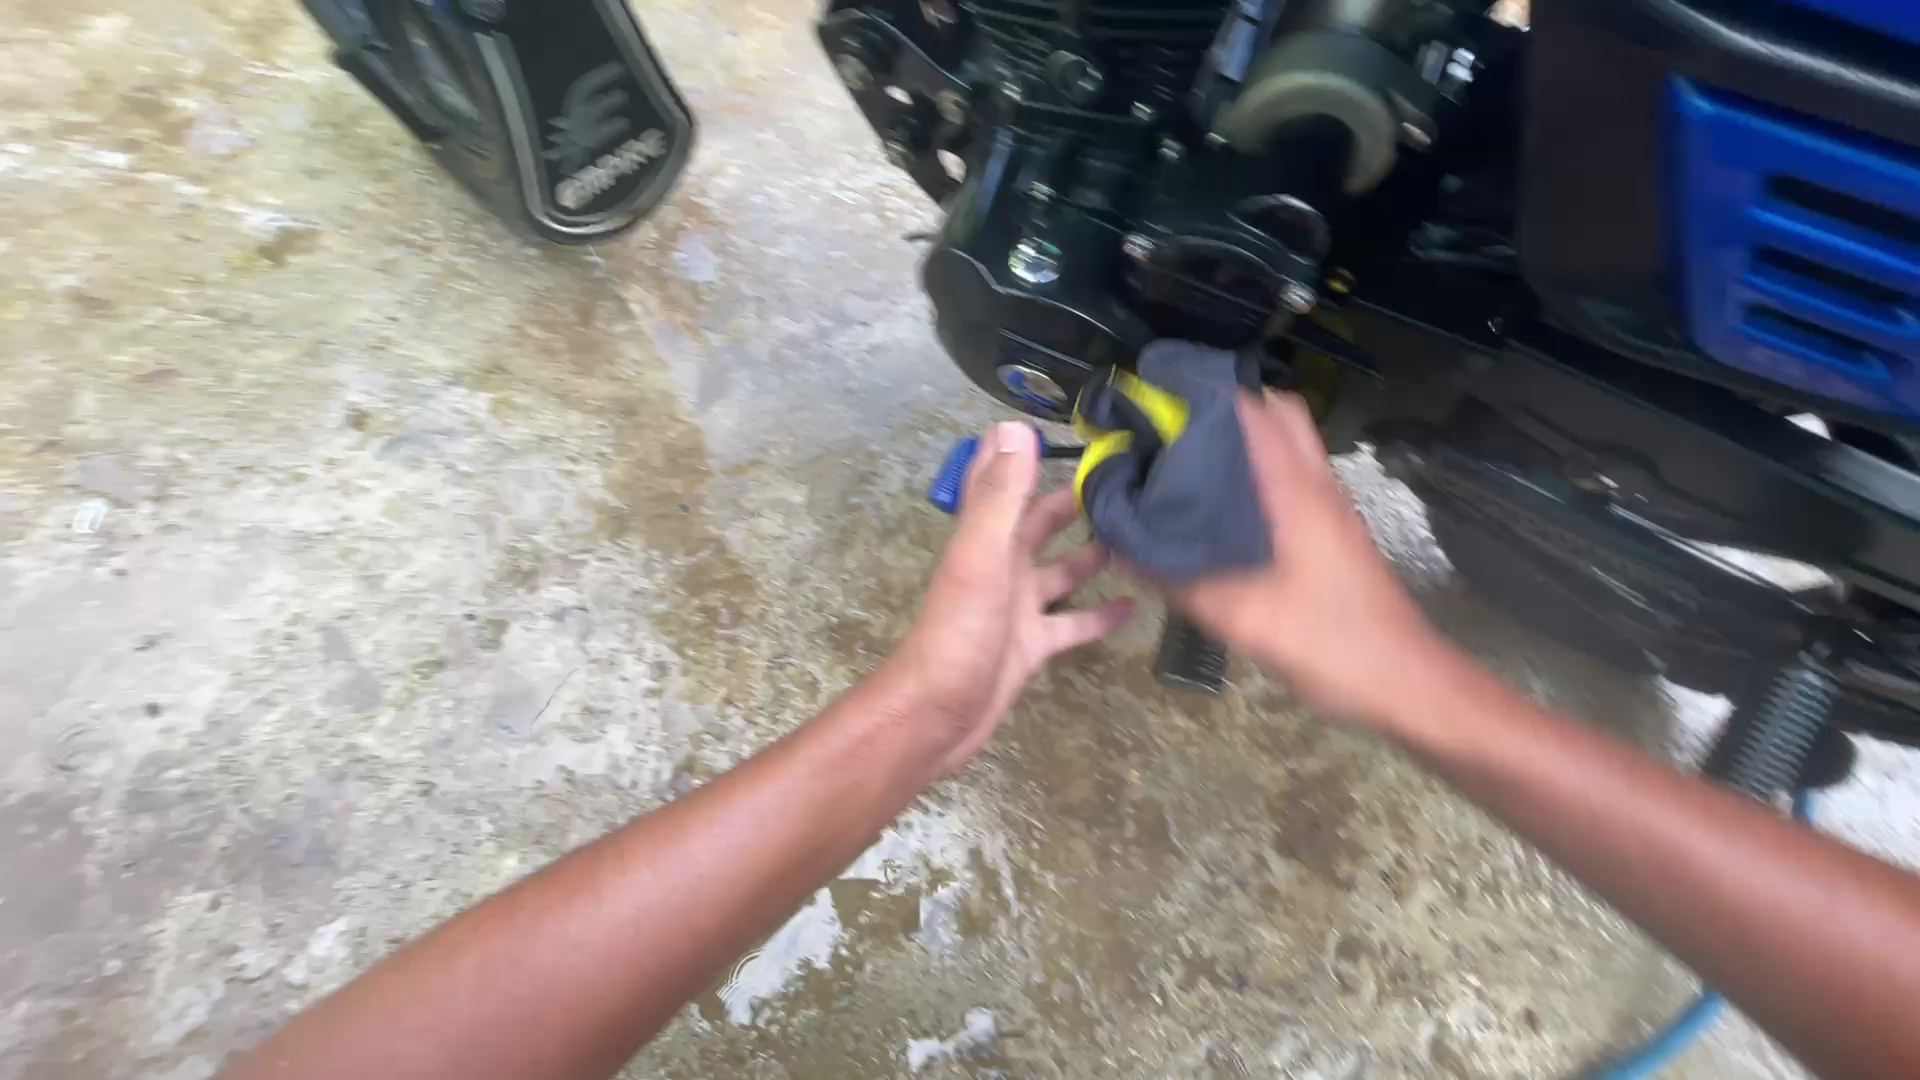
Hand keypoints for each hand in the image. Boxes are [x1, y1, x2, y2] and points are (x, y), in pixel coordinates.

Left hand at [888, 422, 1135, 773]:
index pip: (1011, 483)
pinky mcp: (1033, 645)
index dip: (1035, 456)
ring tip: (1141, 538)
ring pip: (1063, 572)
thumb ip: (1000, 496)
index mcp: (987, 538)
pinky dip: (1098, 614)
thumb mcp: (981, 556)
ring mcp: (1018, 607)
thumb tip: (1014, 426)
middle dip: (1077, 505)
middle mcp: (1002, 566)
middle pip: (1042, 525)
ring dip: (1094, 555)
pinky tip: (1133, 606)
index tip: (1079, 435)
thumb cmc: (960, 631)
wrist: (939, 714)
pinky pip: (1072, 623)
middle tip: (1129, 487)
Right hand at [1168, 392, 1450, 726]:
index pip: (1253, 411)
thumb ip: (1178, 580)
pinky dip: (1255, 473)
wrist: (1403, 682)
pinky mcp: (1331, 531)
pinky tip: (1217, 512)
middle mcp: (1316, 485)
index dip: (1204, 395)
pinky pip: (1290, 478)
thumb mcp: (1241, 617)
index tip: (1154, 401)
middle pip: (1277, 413)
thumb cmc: (1328, 642)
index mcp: (1295, 491)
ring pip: (1287, 445)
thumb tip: (1120, 549)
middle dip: (1226, 409)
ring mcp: (1329, 507)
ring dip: (1241, 440)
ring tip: (1184, 464)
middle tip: (1173, 431)